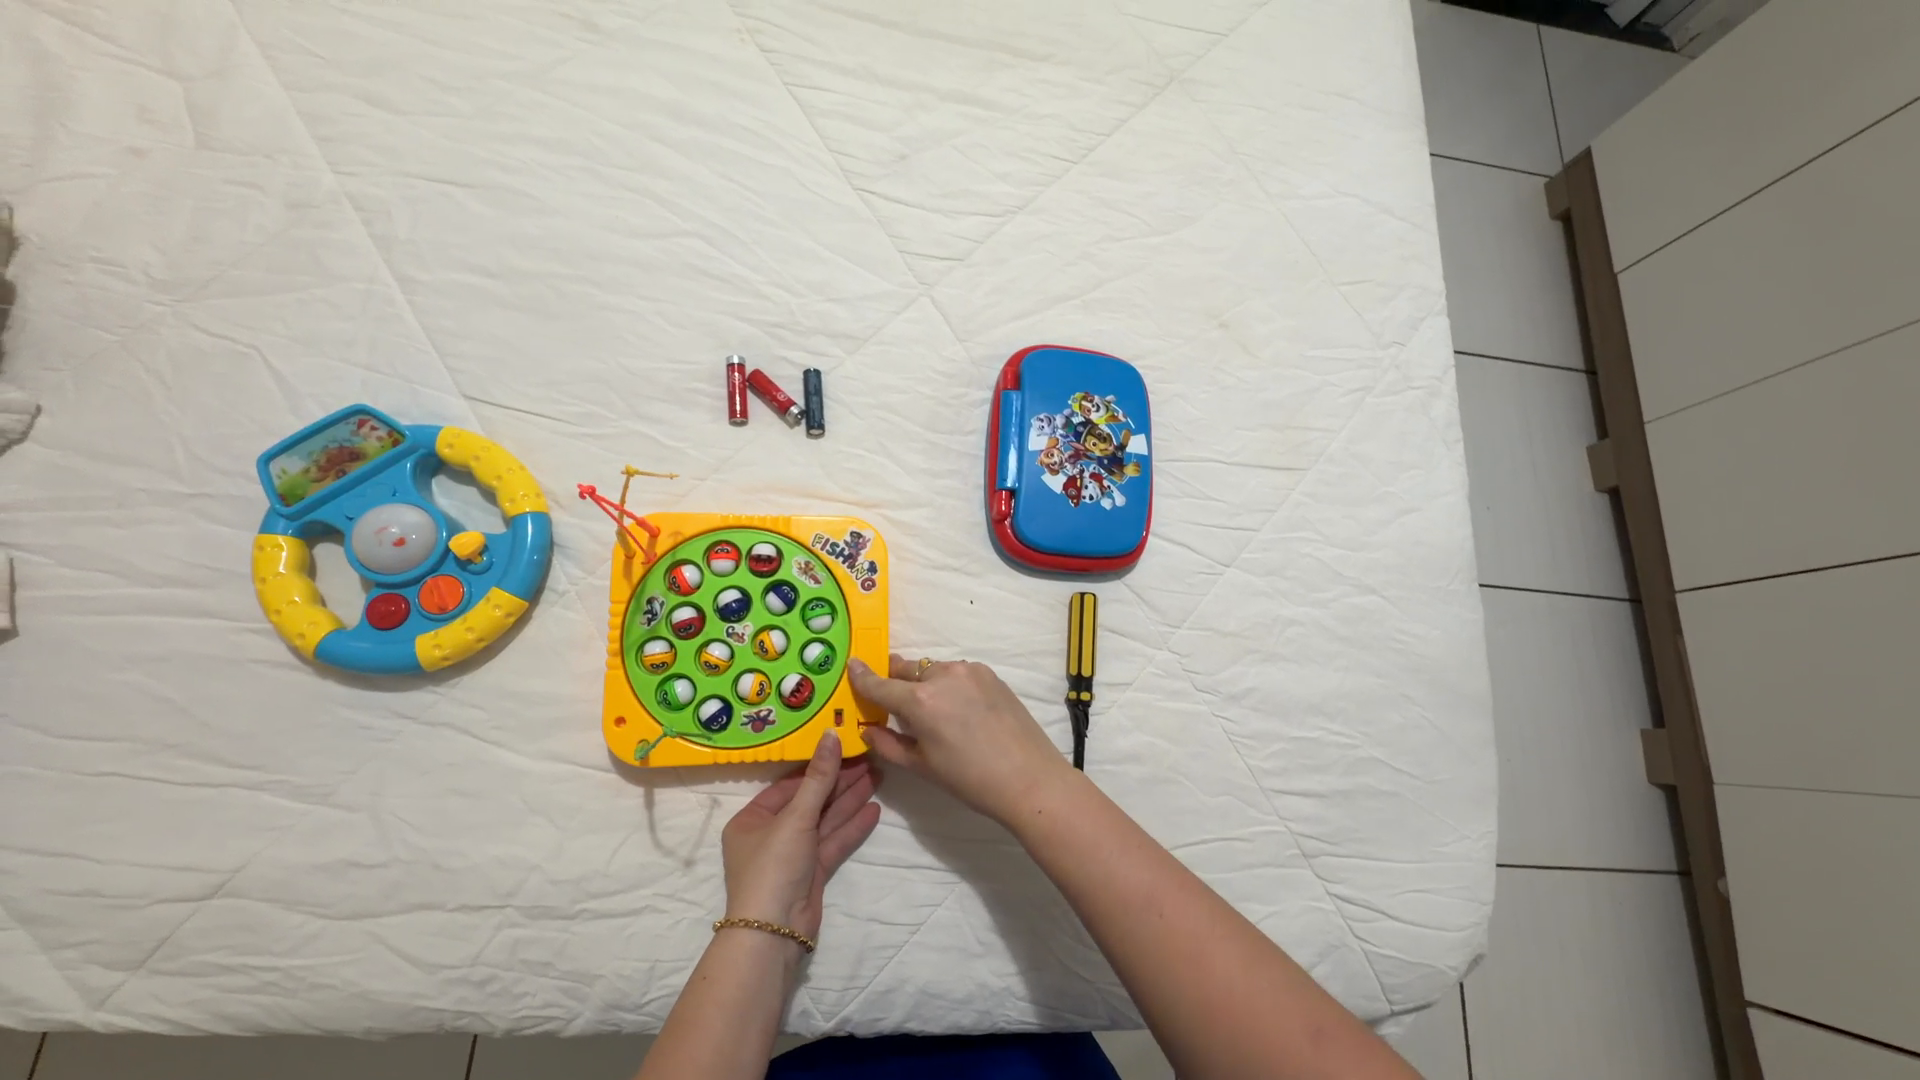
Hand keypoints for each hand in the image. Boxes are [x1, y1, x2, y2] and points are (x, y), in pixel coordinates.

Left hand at [720, 731, 881, 943]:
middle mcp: (770, 834)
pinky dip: (852, 827)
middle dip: (839, 783)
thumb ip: (819, 777)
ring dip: (849, 800)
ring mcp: (792, 855)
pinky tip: (874, 810)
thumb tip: (831, 734)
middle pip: (810, 801)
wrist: (774, 932)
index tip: (845, 749)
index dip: (818, 767)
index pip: (789, 785)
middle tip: (871, 761)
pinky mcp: (811, 873)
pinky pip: (833, 842)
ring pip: (824, 821)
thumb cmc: (773, 866)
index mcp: (752, 819)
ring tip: (878, 777)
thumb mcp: (796, 817)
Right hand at [848, 654, 1075, 824]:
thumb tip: (868, 730)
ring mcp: (969, 671)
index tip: (851, 665)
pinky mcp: (990, 674)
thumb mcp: (922, 767)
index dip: (862, 676)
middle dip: (896, 681)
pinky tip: (959, 710)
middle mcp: (943, 675)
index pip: (880, 684)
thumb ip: (889, 744)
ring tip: (934, 713)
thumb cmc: (971, 779)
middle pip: (906, 670)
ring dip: (924, 684)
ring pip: (933, 670)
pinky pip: (957, 673)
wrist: (1030, 778)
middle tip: (893, 701)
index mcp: (920, 700)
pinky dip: (949, 685)